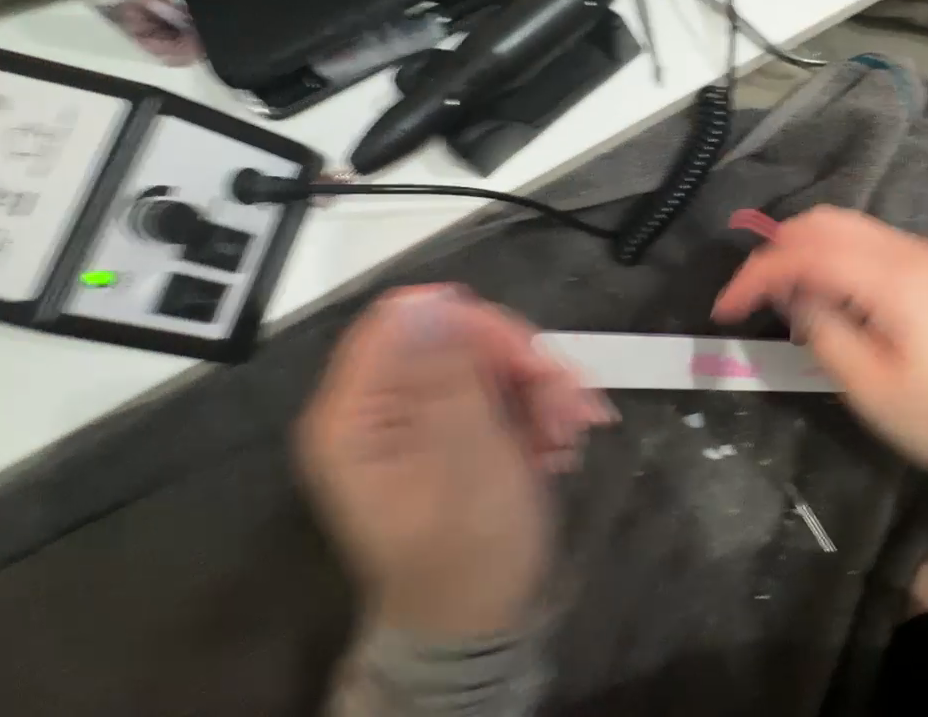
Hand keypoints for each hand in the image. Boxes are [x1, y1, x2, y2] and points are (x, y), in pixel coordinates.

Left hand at [296, 286, 615, 637]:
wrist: (479, 624)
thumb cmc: (470, 553)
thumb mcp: (468, 462)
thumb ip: (448, 379)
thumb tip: (428, 302)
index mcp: (356, 415)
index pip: (406, 321)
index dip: (473, 326)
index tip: (530, 358)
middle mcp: (378, 406)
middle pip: (454, 336)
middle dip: (521, 362)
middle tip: (570, 402)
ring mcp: (414, 416)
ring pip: (485, 360)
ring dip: (539, 387)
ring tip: (572, 432)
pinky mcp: (448, 426)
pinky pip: (497, 388)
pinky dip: (536, 407)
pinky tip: (560, 441)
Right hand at [712, 207, 927, 481]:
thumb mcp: (870, 389)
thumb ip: (822, 331)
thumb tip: (791, 296)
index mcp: (896, 280)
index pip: (808, 253)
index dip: (757, 274)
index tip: (724, 308)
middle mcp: (910, 250)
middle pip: (825, 222)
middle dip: (775, 250)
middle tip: (747, 294)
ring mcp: (924, 253)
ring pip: (845, 224)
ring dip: (801, 247)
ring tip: (774, 290)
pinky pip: (867, 240)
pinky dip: (830, 252)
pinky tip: (817, 284)